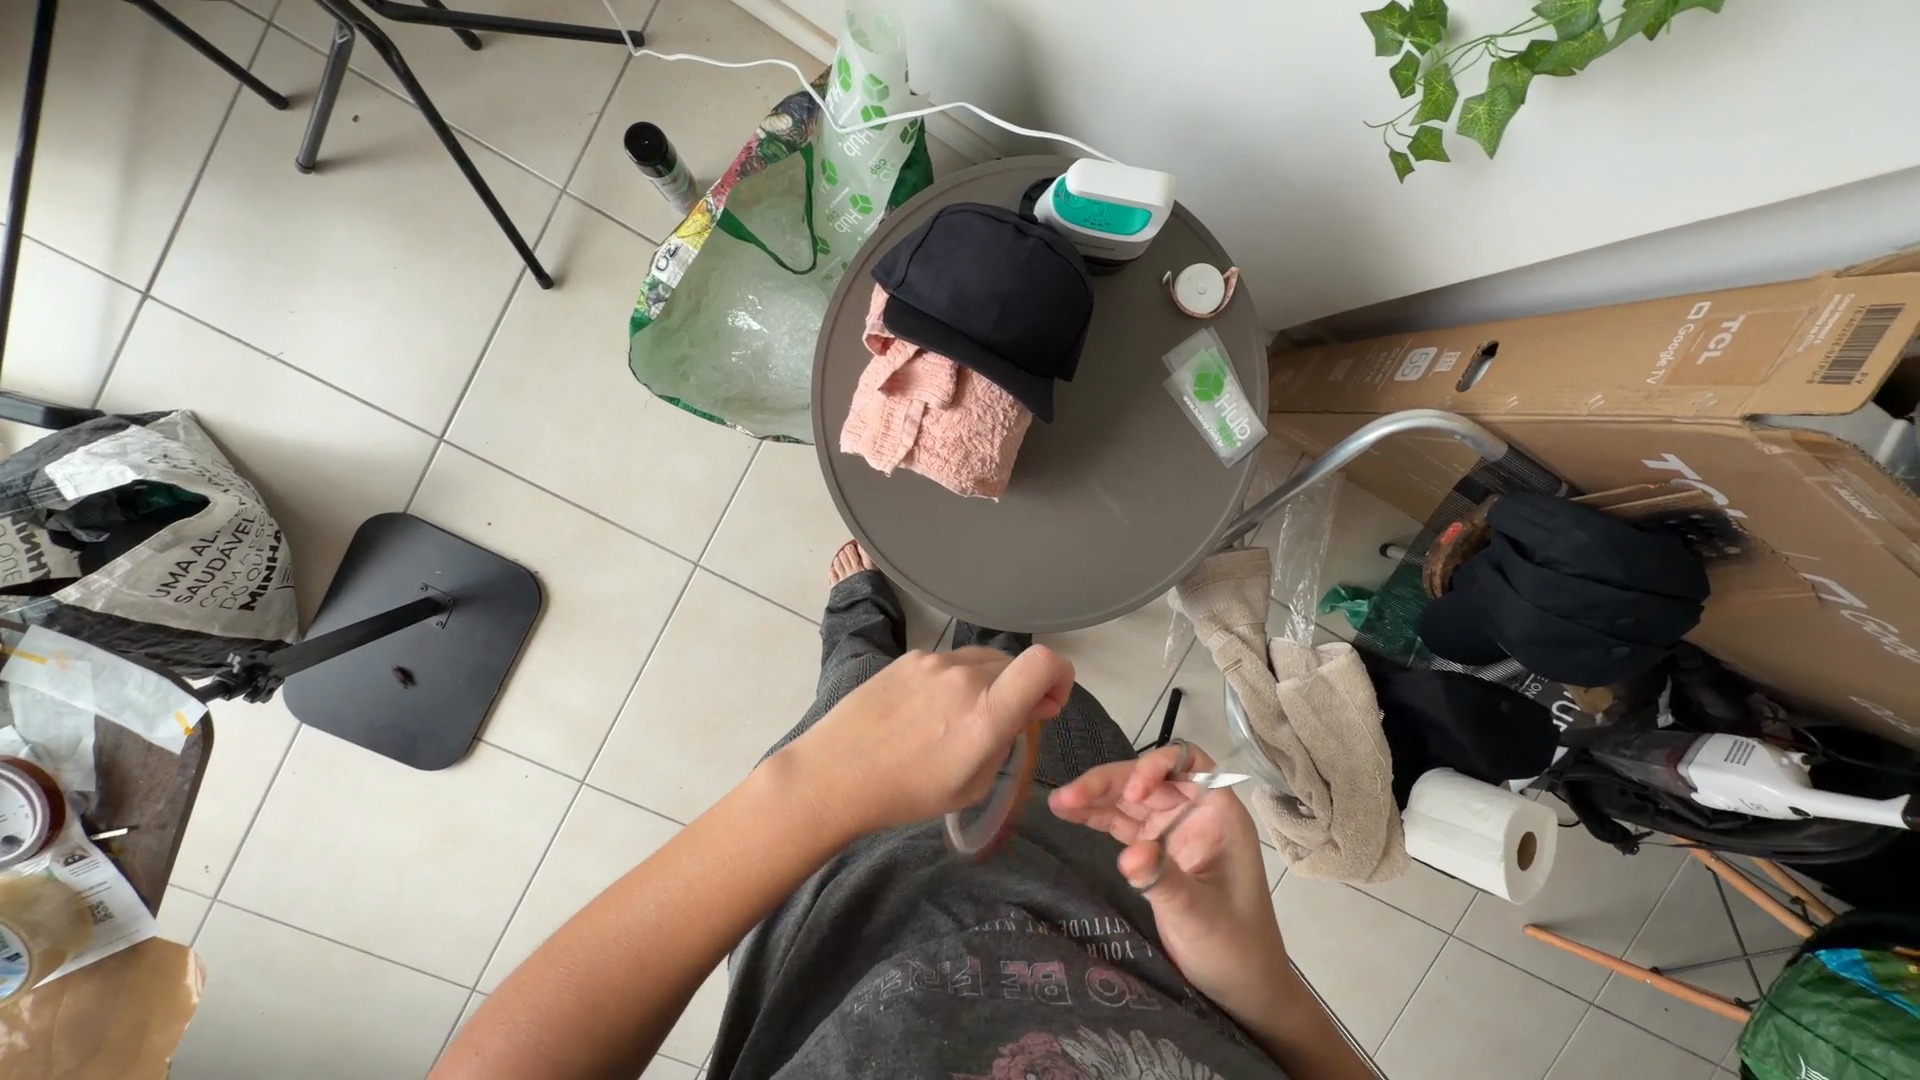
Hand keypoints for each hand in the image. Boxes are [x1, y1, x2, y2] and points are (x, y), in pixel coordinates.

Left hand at [771, 646, 1075, 841]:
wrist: (834, 774)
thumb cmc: (907, 793)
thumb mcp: (972, 784)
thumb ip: (1009, 740)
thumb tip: (1030, 707)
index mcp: (985, 714)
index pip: (1044, 662)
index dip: (1061, 674)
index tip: (1051, 700)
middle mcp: (964, 677)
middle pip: (1015, 664)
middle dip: (1022, 689)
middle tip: (1004, 722)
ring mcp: (934, 662)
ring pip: (982, 661)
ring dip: (988, 683)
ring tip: (959, 718)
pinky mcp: (909, 657)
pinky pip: (950, 662)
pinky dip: (956, 680)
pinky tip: (928, 710)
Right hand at [1048, 743, 1290, 1025]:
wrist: (1243, 990)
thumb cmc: (1235, 948)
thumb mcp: (1200, 915)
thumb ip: (1164, 880)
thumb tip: (1127, 856)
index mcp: (1218, 813)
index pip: (1190, 764)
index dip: (1158, 765)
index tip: (1132, 793)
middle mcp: (1194, 813)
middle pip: (1148, 779)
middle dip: (1109, 783)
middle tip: (1068, 796)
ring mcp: (1171, 830)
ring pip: (1128, 798)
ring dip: (1094, 796)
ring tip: (1058, 802)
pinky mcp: (1153, 850)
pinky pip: (1120, 822)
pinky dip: (1095, 816)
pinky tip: (1068, 813)